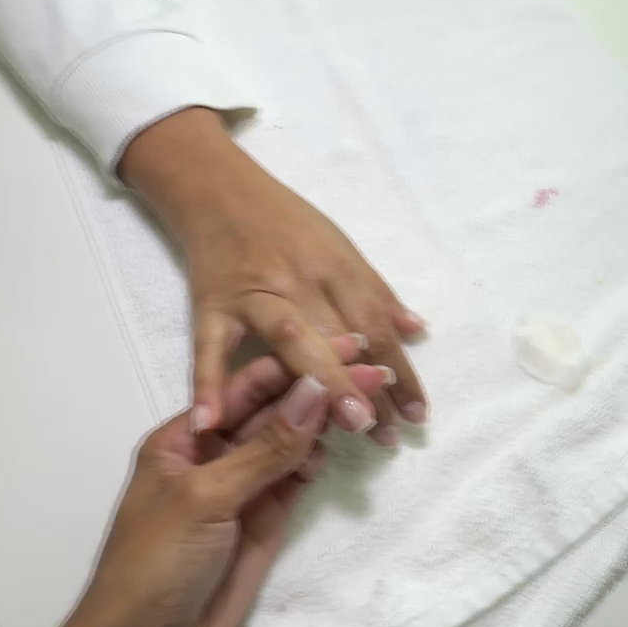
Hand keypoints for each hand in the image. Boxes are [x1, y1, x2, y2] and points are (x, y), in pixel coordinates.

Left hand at [6, 337, 388, 626]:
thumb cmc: (153, 571)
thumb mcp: (205, 499)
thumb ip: (266, 446)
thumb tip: (317, 388)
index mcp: (187, 435)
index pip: (251, 386)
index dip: (299, 364)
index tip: (349, 347)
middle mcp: (216, 454)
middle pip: (277, 411)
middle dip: (322, 390)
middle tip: (378, 374)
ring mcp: (241, 489)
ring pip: (291, 442)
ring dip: (326, 422)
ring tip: (371, 404)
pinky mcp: (262, 522)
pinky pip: (295, 479)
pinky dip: (316, 460)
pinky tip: (335, 446)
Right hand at [121, 108, 427, 448]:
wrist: (221, 190)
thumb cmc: (288, 223)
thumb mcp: (341, 247)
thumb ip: (376, 292)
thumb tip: (417, 330)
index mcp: (337, 268)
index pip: (376, 325)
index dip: (400, 370)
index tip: (418, 413)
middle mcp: (302, 282)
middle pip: (340, 336)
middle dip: (365, 384)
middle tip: (386, 435)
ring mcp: (255, 295)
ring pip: (290, 340)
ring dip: (317, 383)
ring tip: (339, 430)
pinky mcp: (211, 306)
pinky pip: (210, 348)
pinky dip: (209, 383)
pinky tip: (214, 423)